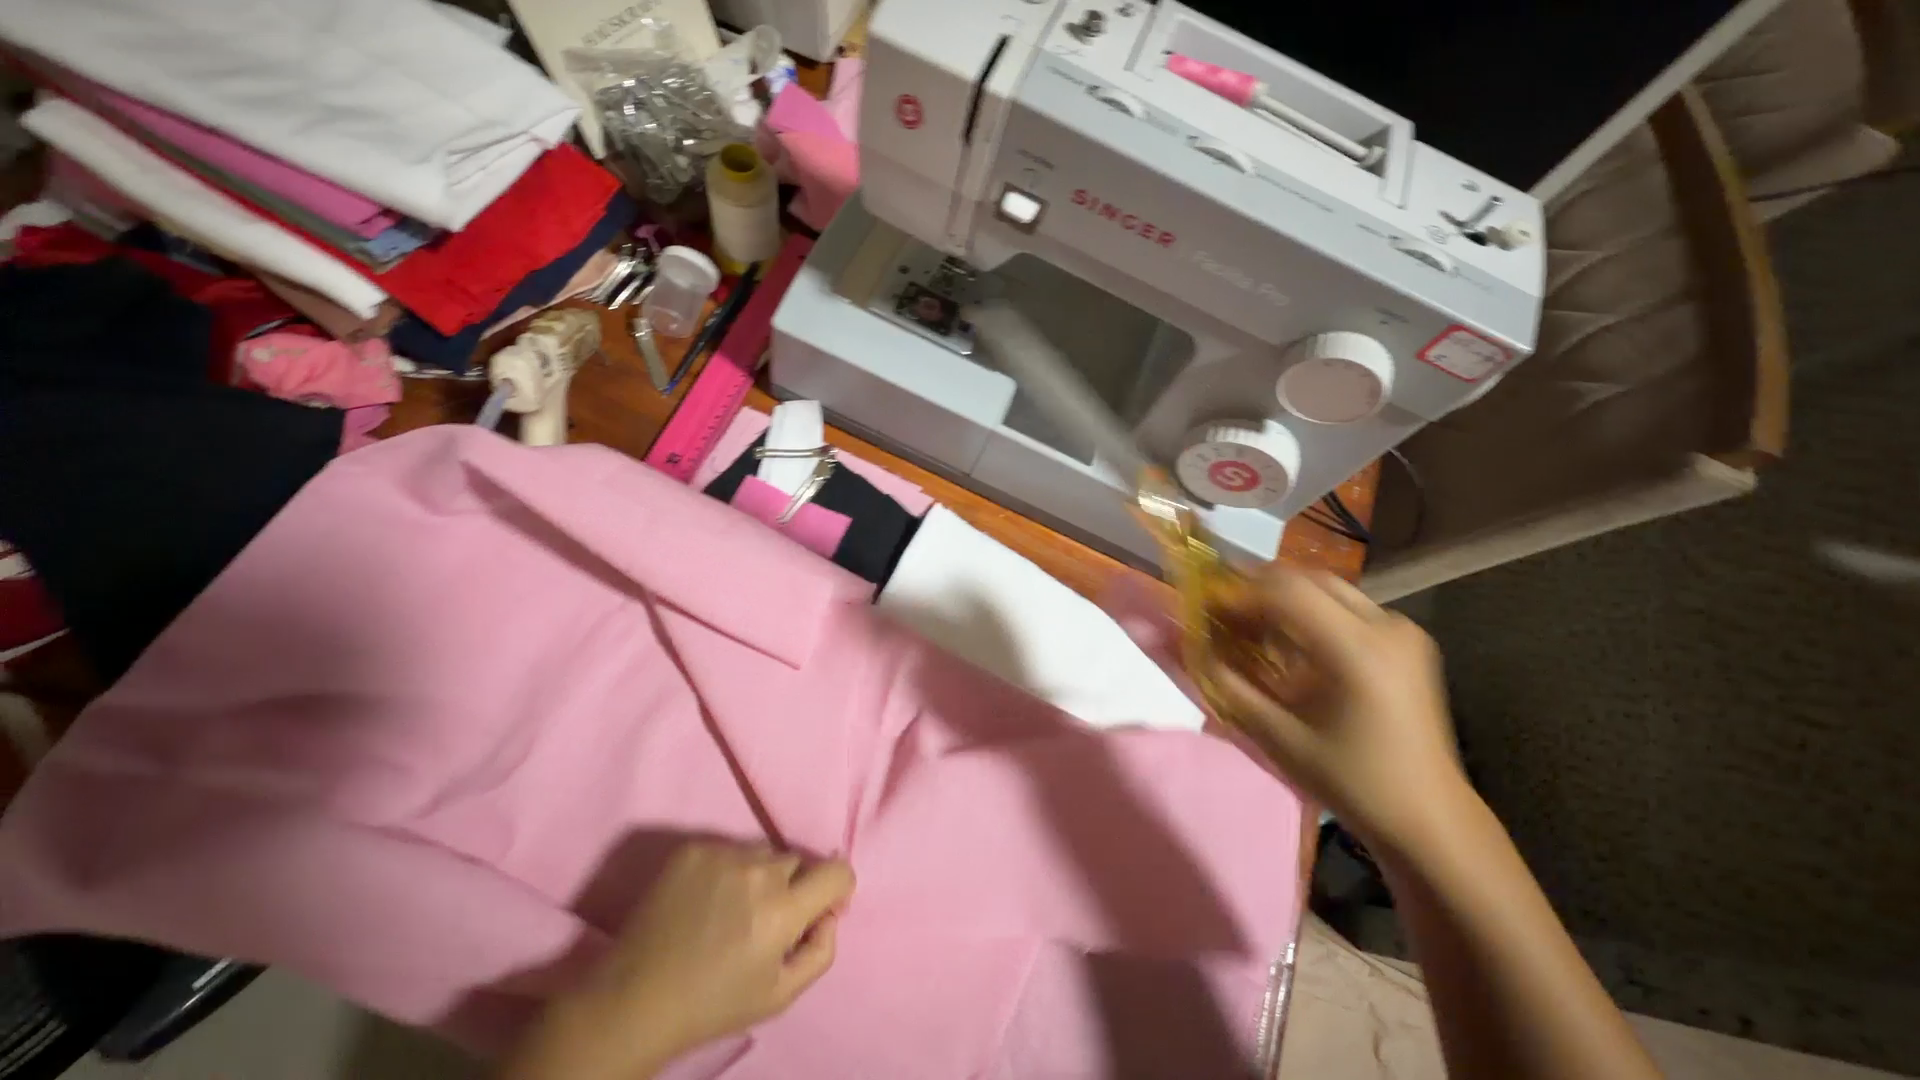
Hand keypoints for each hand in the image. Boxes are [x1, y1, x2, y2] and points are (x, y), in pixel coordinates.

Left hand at [502, 842, 854, 1079]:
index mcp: (781, 911)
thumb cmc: (713, 1003)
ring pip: (763, 853)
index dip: (837, 890)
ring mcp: (720, 855)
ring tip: (731, 911)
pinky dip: (728, 871)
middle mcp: (756, 871)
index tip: (820, 909)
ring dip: (760, 875)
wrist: (635, 997)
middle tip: (766, 920)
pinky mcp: (690, 849)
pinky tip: (706, 902)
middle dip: (793, 887)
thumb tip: (828, 914)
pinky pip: (729, 850)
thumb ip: (821, 951)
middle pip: (798, 862)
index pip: (837, 871)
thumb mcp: (781, 996)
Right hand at [1204, 567, 1469, 851]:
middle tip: (1225, 617)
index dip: (1239, 591)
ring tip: (1255, 632)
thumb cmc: (1350, 781)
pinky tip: (1295, 648)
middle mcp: (1386, 626)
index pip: (1286, 589)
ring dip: (1287, 601)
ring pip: (1329, 590)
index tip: (1206, 609)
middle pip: (1308, 580)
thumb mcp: (1278, 736)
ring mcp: (1403, 631)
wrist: (1427, 816)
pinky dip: (1314, 615)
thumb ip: (1227, 685)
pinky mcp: (1409, 642)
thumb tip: (1185, 646)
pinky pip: (1350, 609)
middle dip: (1260, 591)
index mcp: (1357, 649)